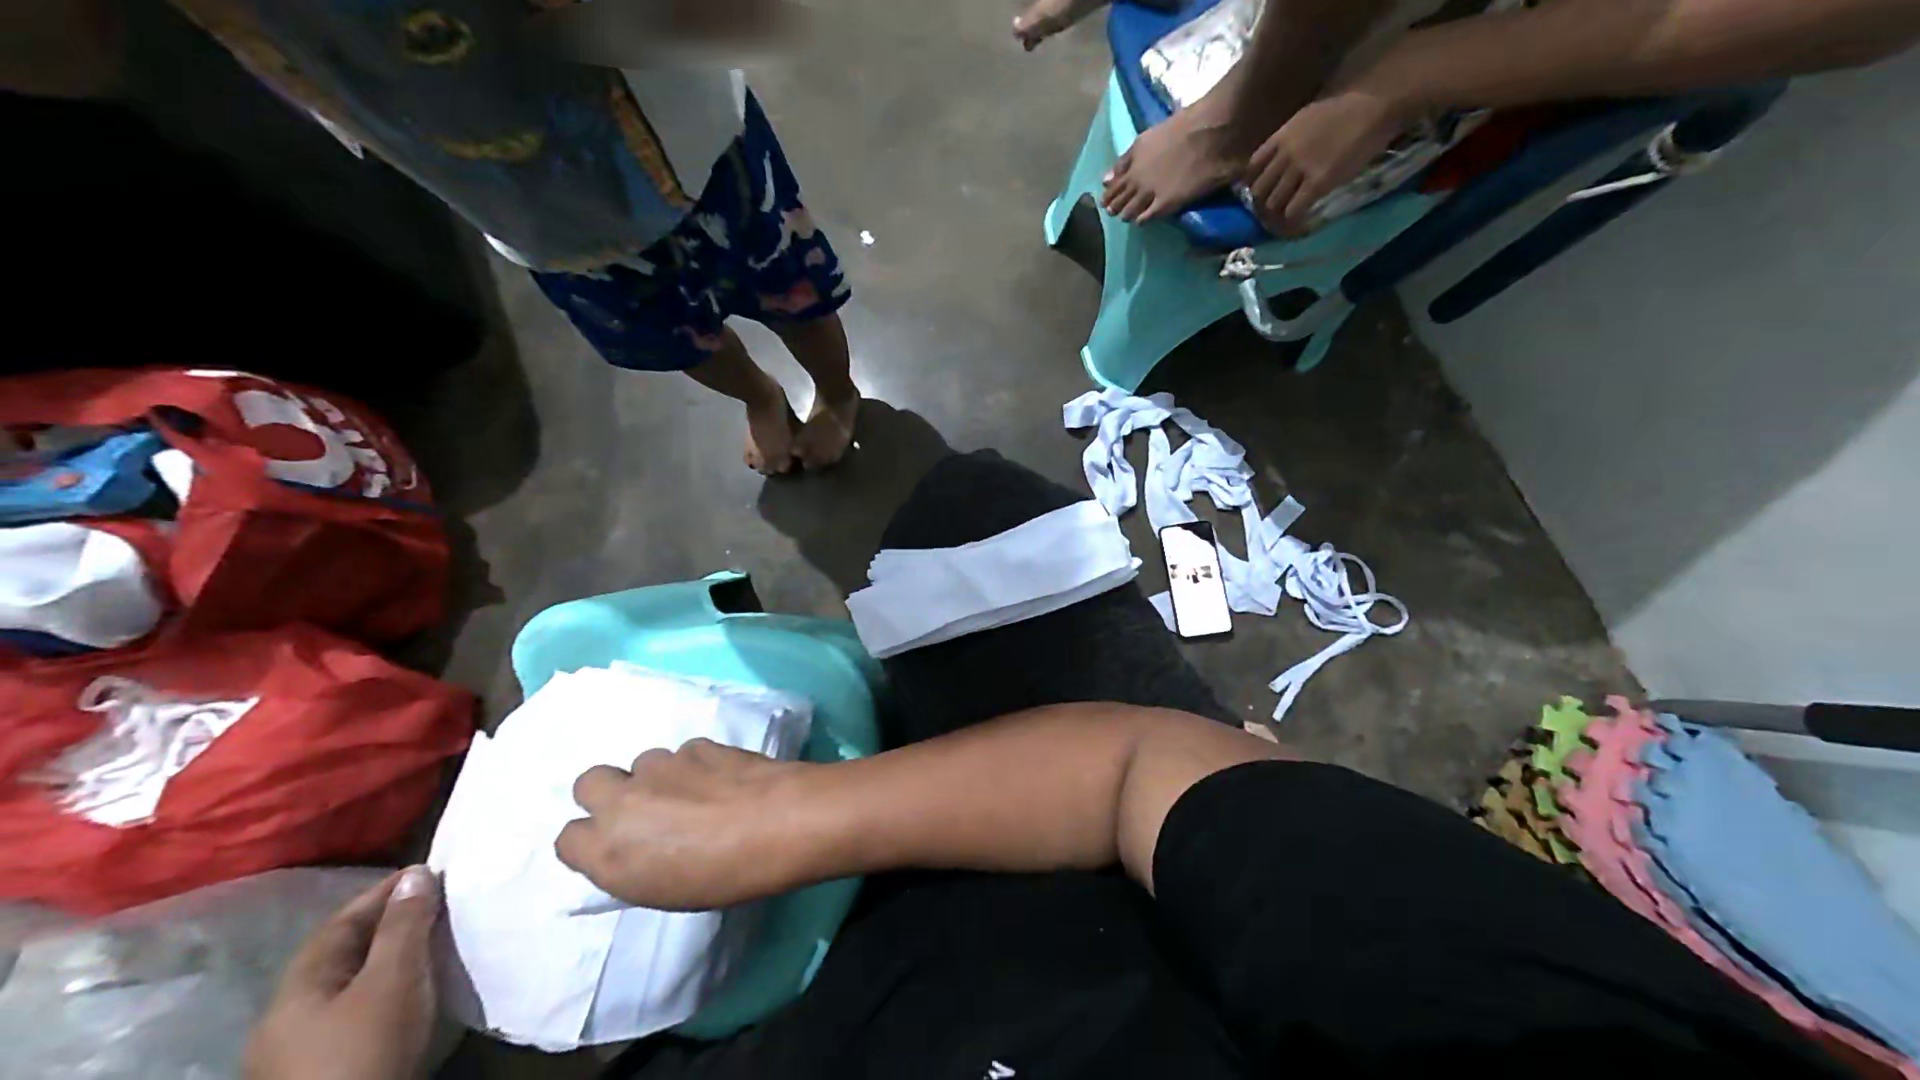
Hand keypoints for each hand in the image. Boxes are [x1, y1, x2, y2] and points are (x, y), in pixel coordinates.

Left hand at [243, 868, 440, 1079]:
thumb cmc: (365, 1050)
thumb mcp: (393, 980)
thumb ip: (404, 926)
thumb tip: (417, 875)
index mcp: (294, 991)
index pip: (339, 924)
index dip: (382, 893)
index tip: (427, 872)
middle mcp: (284, 1018)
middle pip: (338, 955)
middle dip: (384, 923)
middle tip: (433, 900)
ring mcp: (297, 1052)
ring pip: (345, 985)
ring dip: (385, 956)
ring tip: (428, 939)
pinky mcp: (321, 1072)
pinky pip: (353, 1010)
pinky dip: (383, 986)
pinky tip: (408, 990)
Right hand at [556, 739, 813, 911]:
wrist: (779, 824)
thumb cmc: (723, 876)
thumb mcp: (664, 891)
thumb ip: (632, 864)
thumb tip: (629, 848)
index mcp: (608, 850)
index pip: (569, 838)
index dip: (593, 840)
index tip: (618, 846)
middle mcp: (623, 801)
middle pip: (589, 783)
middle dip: (610, 792)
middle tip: (646, 809)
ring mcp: (661, 766)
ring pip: (643, 764)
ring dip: (661, 777)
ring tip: (698, 795)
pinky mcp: (697, 744)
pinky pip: (685, 753)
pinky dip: (698, 764)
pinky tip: (725, 779)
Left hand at [1242, 86, 1409, 235]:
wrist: (1374, 108)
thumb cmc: (1346, 110)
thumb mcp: (1307, 117)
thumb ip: (1289, 138)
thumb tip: (1279, 157)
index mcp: (1281, 137)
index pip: (1253, 167)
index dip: (1253, 182)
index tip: (1260, 190)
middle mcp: (1285, 154)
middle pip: (1260, 189)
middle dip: (1263, 201)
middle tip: (1272, 208)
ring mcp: (1300, 170)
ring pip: (1273, 202)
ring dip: (1277, 213)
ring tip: (1284, 217)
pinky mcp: (1317, 183)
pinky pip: (1294, 209)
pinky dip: (1293, 218)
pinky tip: (1298, 220)